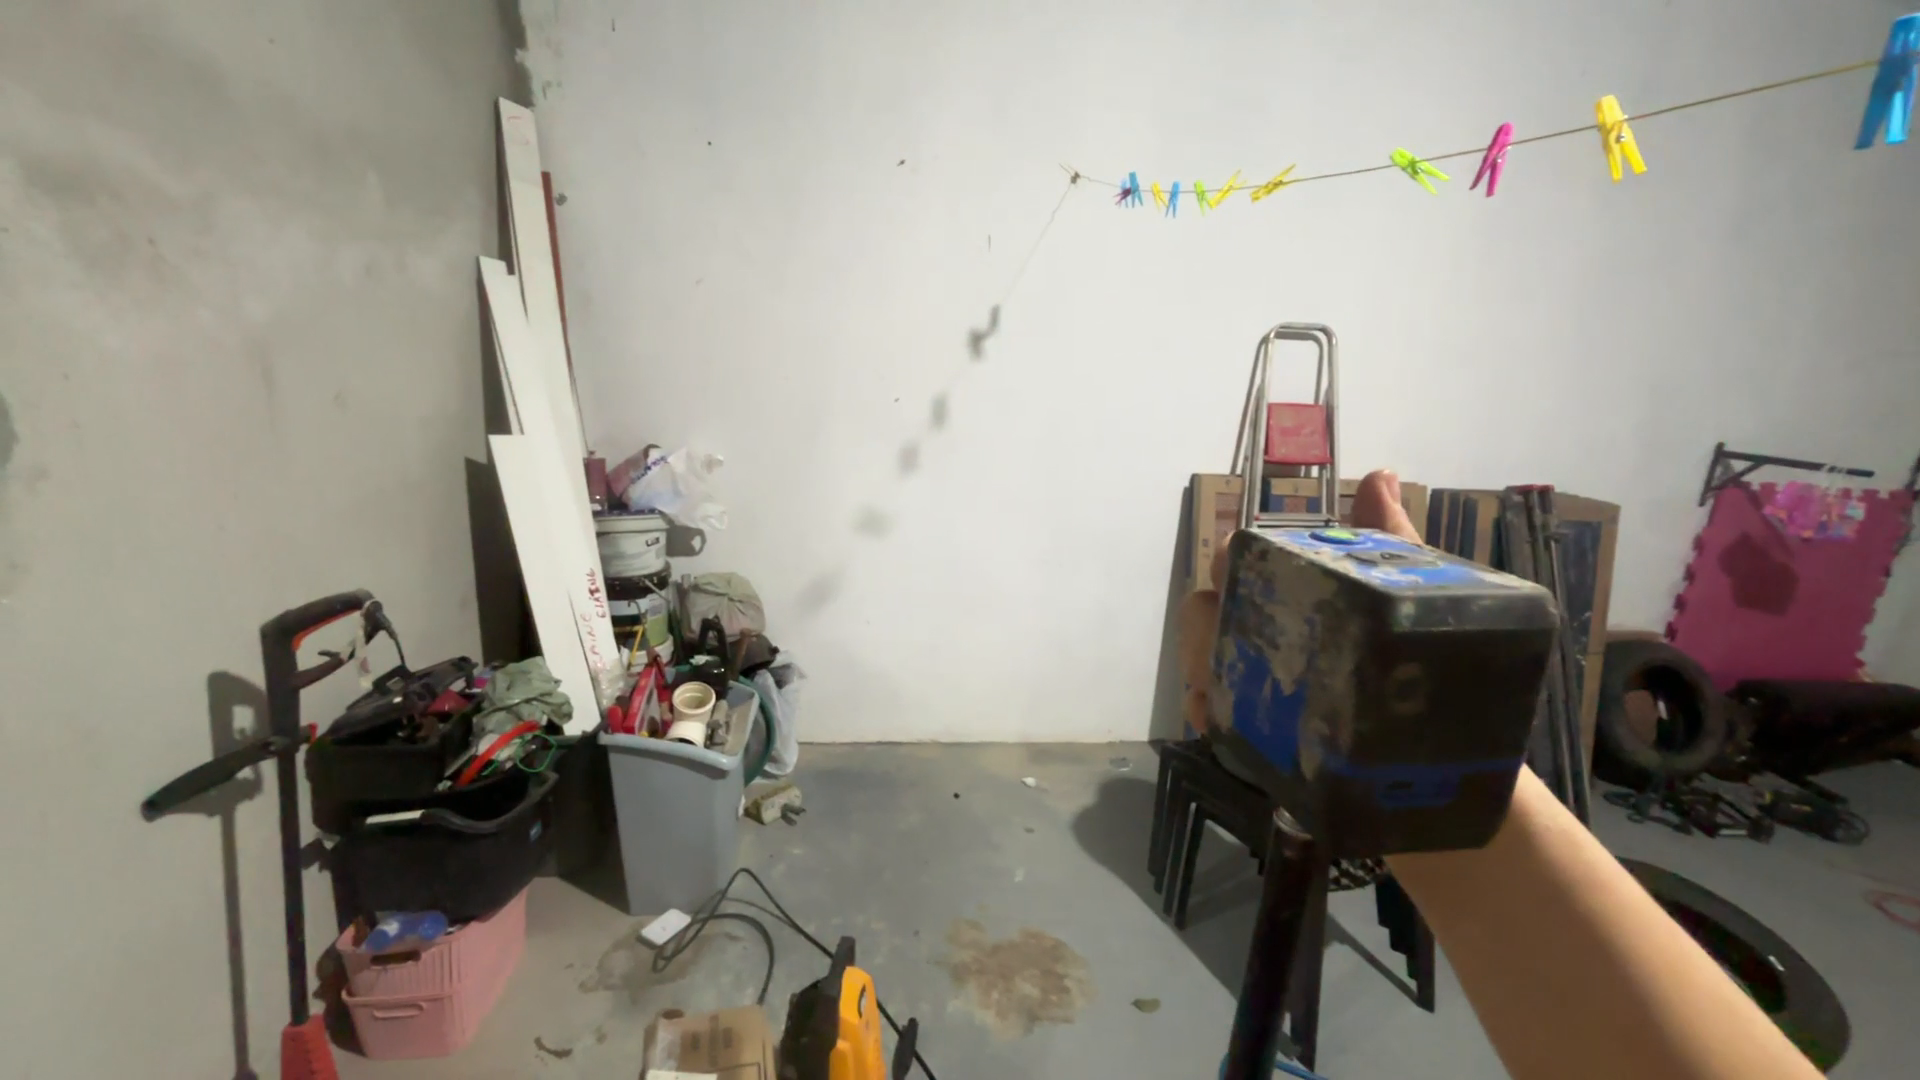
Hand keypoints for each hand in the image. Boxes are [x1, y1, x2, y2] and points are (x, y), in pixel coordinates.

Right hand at [1175, 470, 1419, 732]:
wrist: (1448, 774)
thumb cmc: (1434, 681)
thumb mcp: (1416, 604)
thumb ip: (1393, 543)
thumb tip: (1380, 474)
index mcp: (1300, 599)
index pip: (1239, 561)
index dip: (1230, 559)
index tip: (1236, 567)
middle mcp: (1269, 636)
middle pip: (1206, 609)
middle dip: (1210, 619)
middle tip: (1238, 638)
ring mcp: (1256, 685)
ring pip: (1199, 658)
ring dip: (1203, 665)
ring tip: (1223, 683)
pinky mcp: (1253, 732)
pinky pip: (1208, 713)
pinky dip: (1205, 711)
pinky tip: (1215, 718)